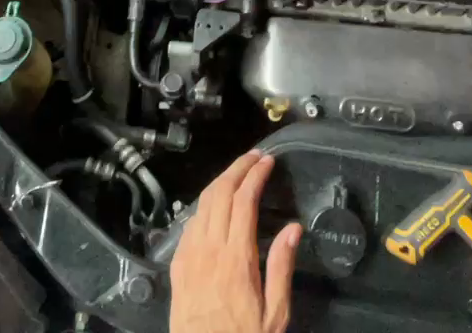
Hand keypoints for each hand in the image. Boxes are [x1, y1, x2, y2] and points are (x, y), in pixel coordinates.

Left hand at [169, 150, 302, 332]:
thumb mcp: (274, 314)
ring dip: (220, 181)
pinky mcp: (177, 262)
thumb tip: (293, 228)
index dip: (255, 175)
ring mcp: (189, 252)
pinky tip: (214, 203)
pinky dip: (205, 203)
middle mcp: (209, 247)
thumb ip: (282, 268)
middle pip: (220, 192)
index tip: (267, 161)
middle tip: (254, 156)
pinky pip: (190, 221)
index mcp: (236, 257)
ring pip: (202, 202)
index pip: (244, 201)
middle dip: (237, 167)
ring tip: (237, 172)